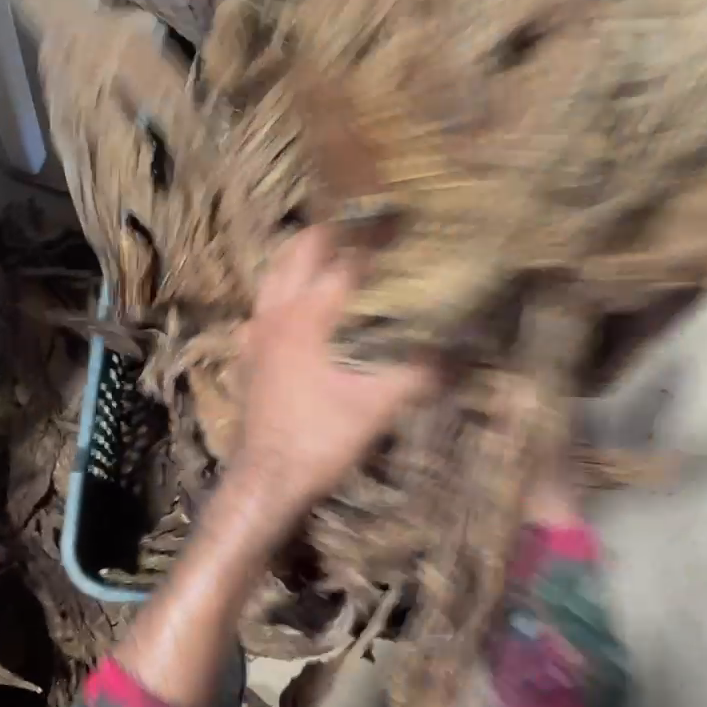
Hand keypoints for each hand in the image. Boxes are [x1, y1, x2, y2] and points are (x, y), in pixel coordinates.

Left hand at [230, 224, 435, 523]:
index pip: (347, 263)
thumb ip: (418, 374)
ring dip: (296, 260)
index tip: (400, 227)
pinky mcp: (244, 359)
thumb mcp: (378, 406)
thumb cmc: (321, 438)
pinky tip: (286, 313)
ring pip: (271, 279)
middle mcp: (276, 314)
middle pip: (297, 254)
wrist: (267, 479)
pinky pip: (256, 314)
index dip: (376, 243)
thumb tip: (461, 353)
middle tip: (357, 227)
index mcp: (309, 315)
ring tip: (322, 255)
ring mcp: (254, 335)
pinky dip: (274, 301)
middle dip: (328, 235)